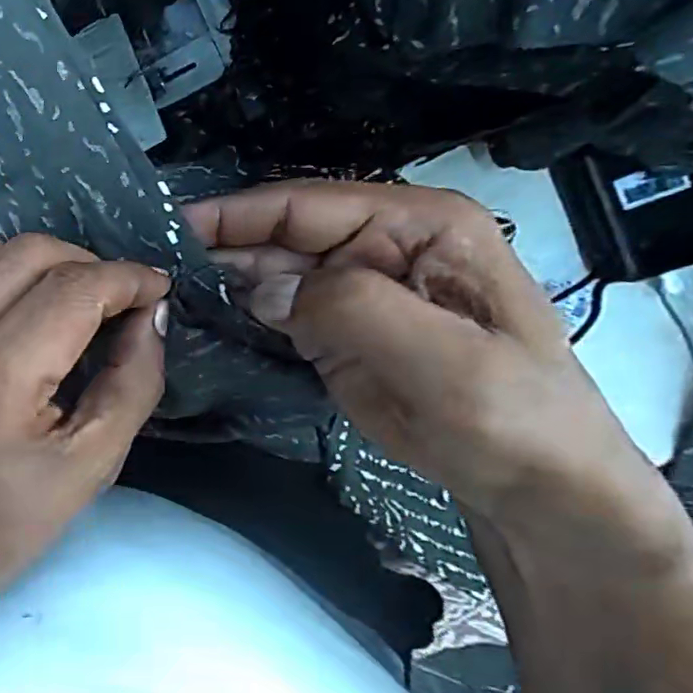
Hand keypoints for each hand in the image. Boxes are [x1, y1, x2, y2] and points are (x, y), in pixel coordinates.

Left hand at [0, 234, 170, 607]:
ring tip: (82, 303)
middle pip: (35, 254)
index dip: (127, 279)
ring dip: (54, 265)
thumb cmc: (13, 520)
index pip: (74, 292)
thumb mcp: (97, 462)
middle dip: (94, 266)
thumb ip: (136, 378)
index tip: (158, 288)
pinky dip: (14, 276)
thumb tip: (152, 311)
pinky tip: (34, 310)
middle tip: (122, 301)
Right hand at [183, 180, 661, 518]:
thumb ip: (355, 310)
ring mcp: (361, 294)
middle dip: (225, 246)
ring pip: (278, 274)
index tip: (175, 226)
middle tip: (157, 265)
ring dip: (228, 281)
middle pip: (288, 235)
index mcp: (421, 226)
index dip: (241, 214)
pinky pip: (283, 315)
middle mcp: (385, 247)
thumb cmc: (513, 416)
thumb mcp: (446, 360)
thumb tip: (264, 288)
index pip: (312, 204)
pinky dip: (245, 316)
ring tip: (167, 288)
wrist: (536, 488)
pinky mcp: (343, 337)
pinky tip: (206, 319)